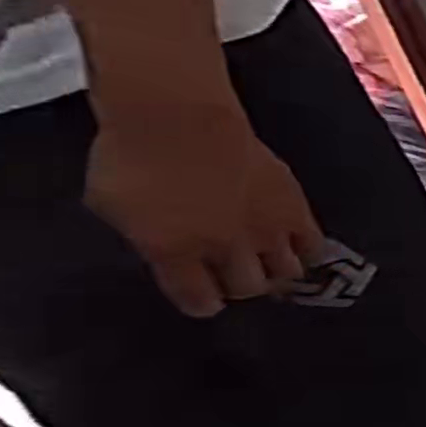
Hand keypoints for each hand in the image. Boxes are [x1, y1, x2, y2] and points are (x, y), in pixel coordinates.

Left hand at [85, 108, 323, 317]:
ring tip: (268, 265)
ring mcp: (266, 229)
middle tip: (234, 278)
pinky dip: (305, 253)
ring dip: (275, 272)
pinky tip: (296, 249)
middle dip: (240, 287)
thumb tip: (169, 253)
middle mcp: (226, 247)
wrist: (182, 122)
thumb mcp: (112, 207)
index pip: (198, 298)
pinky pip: (313, 245)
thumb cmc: (132, 160)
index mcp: (173, 250)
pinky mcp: (296, 211)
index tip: (202, 302)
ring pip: (286, 272)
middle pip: (249, 287)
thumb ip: (146, 238)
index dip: (201, 304)